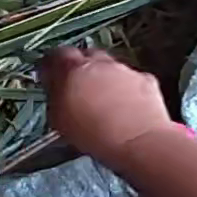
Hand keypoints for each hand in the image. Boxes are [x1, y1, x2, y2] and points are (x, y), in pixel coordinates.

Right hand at [38, 47, 176, 169]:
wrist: (137, 142)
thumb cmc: (95, 135)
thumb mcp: (59, 120)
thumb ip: (54, 97)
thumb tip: (53, 89)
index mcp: (72, 69)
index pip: (57, 55)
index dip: (53, 64)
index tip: (51, 73)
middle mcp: (99, 63)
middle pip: (86, 56)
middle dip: (80, 68)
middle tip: (76, 88)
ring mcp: (124, 70)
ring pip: (110, 67)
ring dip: (104, 79)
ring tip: (102, 103)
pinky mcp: (145, 81)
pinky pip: (131, 79)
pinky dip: (126, 89)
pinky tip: (125, 108)